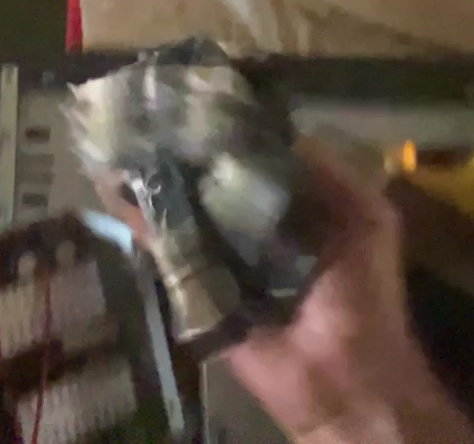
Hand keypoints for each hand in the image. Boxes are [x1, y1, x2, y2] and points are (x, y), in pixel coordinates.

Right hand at [99, 140, 473, 443]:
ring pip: (178, 205)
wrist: (345, 379)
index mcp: (287, 205)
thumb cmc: (362, 291)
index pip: (246, 156)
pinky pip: (162, 246)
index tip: (195, 95)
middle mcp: (246, 223)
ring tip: (118, 138)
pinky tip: (108, 188)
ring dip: (151, 179)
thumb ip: (328, 170)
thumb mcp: (366, 216)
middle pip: (206, 177)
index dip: (223, 128)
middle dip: (181, 148)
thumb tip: (274, 125)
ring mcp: (215, 252)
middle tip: (147, 111)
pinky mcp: (192, 282)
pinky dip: (137, 220)